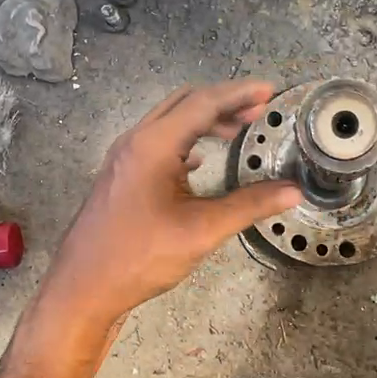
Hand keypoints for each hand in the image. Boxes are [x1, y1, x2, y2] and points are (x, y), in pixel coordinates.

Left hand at [40, 80, 303, 333]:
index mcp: (153, 144)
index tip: (270, 90)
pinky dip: (185, 140)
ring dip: (203, 120)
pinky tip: (199, 161)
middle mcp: (136, 141)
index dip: (240, 93)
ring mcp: (124, 158)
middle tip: (258, 109)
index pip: (203, 103)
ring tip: (237, 131)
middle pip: (184, 104)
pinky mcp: (121, 176)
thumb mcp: (201, 230)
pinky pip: (157, 142)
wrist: (83, 287)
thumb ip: (249, 205)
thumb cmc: (140, 256)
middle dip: (223, 101)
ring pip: (169, 122)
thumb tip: (293, 192)